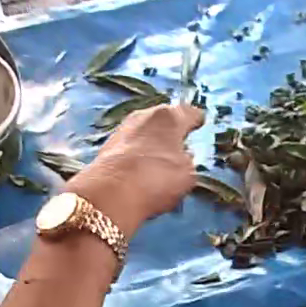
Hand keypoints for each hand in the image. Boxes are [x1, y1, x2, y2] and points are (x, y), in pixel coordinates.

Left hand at [67, 102, 203, 233]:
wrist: (111, 192)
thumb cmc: (158, 178)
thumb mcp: (188, 175)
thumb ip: (188, 162)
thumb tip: (182, 157)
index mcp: (170, 116)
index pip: (190, 113)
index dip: (196, 120)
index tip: (200, 124)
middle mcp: (145, 115)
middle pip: (163, 120)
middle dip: (170, 131)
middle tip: (177, 144)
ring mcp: (122, 129)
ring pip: (143, 132)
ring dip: (150, 143)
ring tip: (156, 159)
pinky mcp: (105, 147)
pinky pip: (128, 149)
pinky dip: (134, 156)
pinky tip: (137, 170)